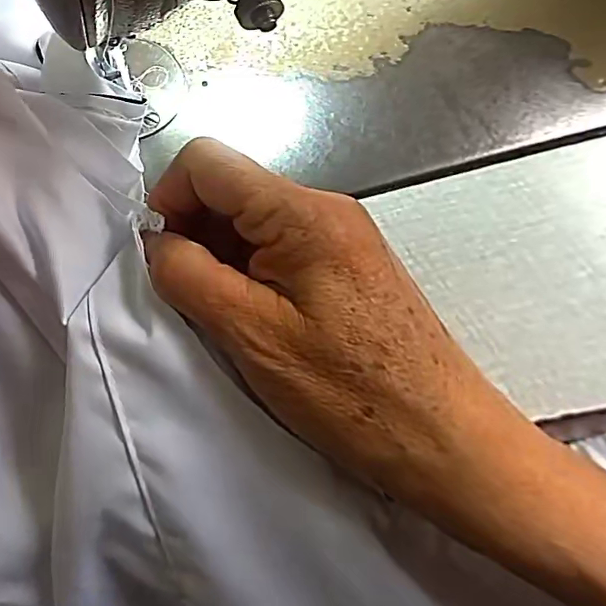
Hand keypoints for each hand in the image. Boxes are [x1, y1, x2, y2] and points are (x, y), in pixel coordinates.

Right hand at [144, 138, 534, 518]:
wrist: (453, 445)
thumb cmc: (356, 396)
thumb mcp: (252, 335)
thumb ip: (187, 274)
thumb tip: (153, 242)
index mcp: (300, 212)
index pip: (205, 160)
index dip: (168, 197)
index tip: (160, 252)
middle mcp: (322, 206)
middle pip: (227, 186)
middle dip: (192, 231)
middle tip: (190, 293)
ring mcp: (337, 232)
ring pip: (247, 217)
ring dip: (218, 255)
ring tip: (225, 314)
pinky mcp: (344, 260)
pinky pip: (274, 242)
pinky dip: (246, 270)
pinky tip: (254, 316)